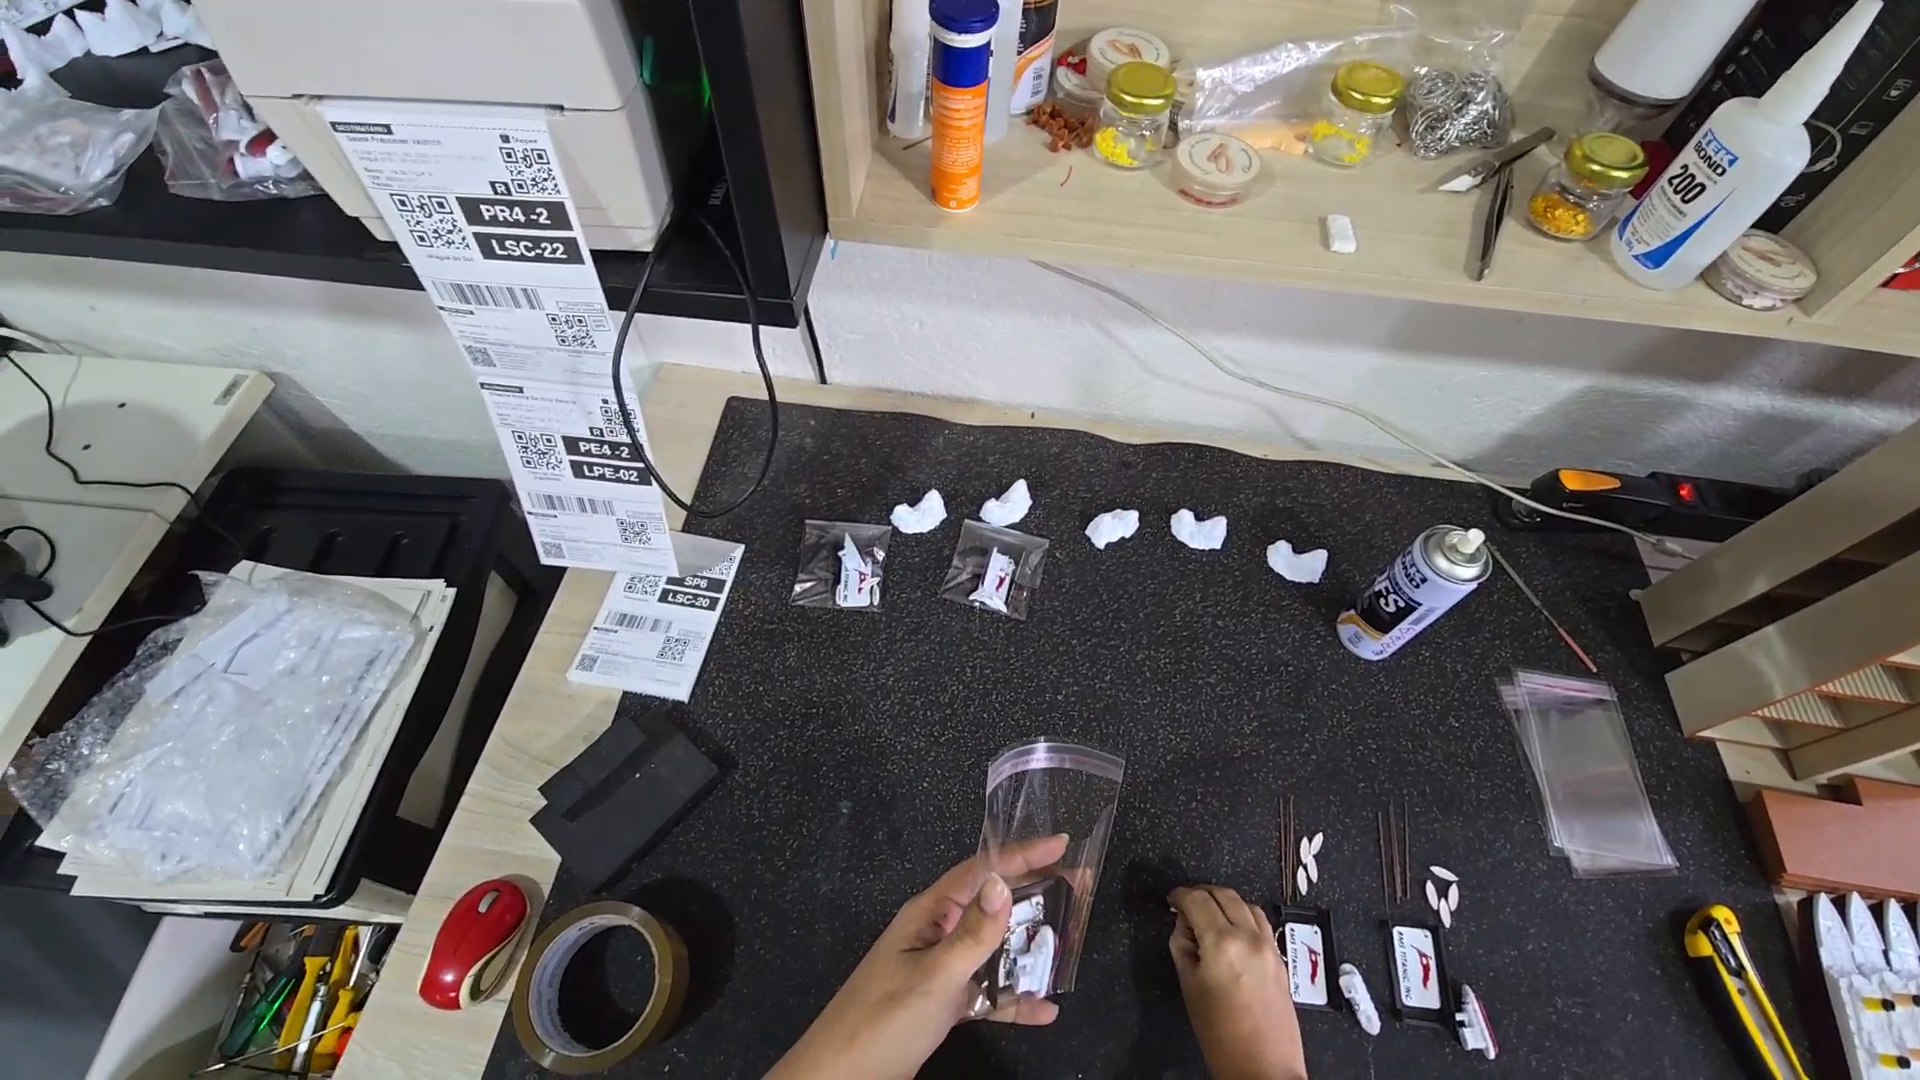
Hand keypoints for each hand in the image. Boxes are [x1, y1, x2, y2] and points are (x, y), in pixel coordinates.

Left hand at [767, 834, 1069, 1079]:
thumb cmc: (883, 1020)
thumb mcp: (933, 976)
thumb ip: (972, 934)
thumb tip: (1004, 881)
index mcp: (930, 913)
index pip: (981, 871)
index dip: (1021, 855)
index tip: (1062, 843)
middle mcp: (937, 932)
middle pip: (992, 903)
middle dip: (1034, 892)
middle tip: (1079, 885)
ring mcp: (940, 968)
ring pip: (993, 947)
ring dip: (1029, 946)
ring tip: (1070, 940)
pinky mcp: (943, 1003)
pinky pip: (987, 992)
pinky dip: (1014, 999)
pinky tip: (1044, 1010)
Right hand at [1168, 885, 1306, 1079]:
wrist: (1263, 1068)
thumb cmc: (1218, 1032)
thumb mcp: (1189, 985)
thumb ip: (1182, 945)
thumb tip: (1184, 923)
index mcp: (1222, 942)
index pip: (1197, 900)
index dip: (1179, 895)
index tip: (1170, 900)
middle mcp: (1249, 936)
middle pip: (1223, 894)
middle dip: (1201, 893)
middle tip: (1185, 905)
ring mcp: (1269, 945)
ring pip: (1245, 903)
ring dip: (1224, 901)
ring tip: (1209, 914)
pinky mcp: (1280, 958)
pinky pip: (1260, 921)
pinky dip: (1243, 914)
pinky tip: (1232, 928)